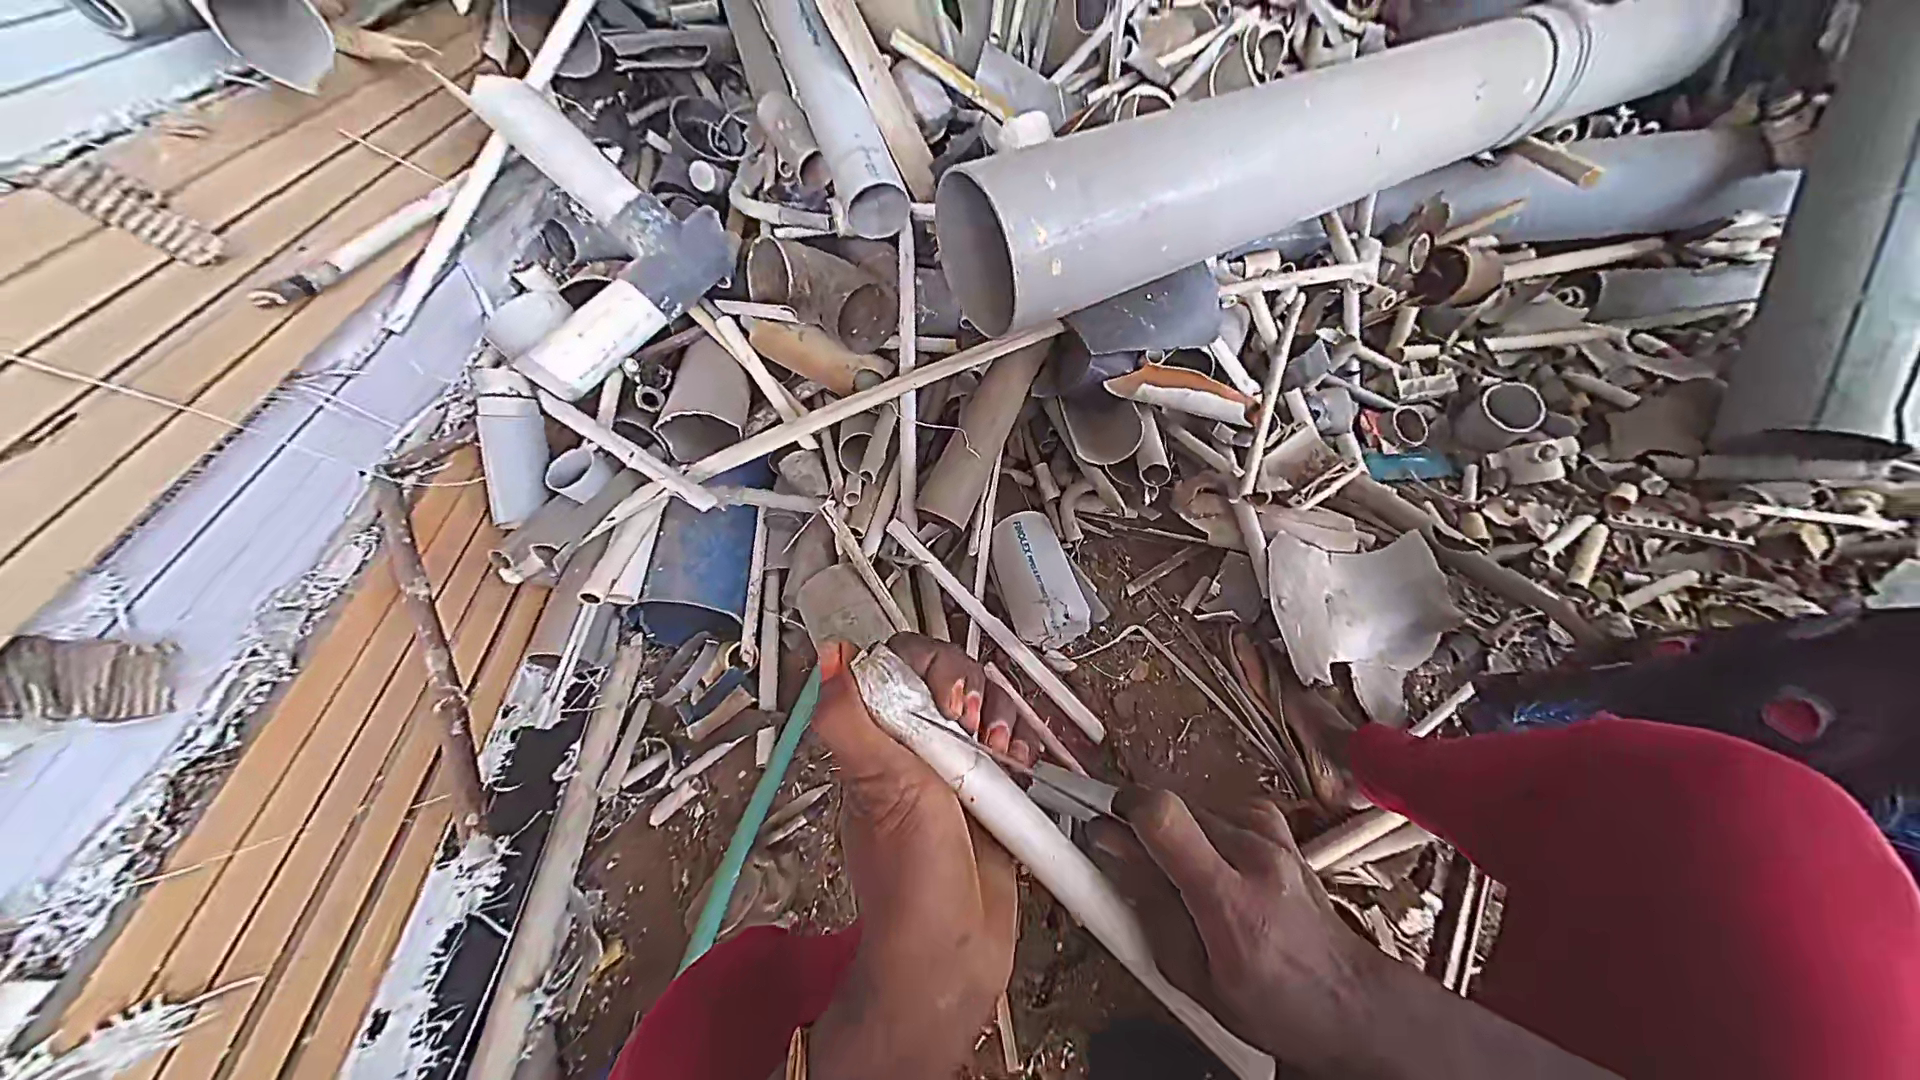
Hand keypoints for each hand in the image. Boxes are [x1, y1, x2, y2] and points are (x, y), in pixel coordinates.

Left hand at [805, 634, 1033, 1077]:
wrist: (955, 950)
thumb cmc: (908, 877)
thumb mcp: (878, 785)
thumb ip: (848, 720)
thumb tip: (826, 657)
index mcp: (883, 734)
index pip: (903, 662)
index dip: (931, 666)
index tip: (947, 699)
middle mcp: (919, 741)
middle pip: (953, 674)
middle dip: (974, 689)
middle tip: (973, 725)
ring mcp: (959, 763)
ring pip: (987, 704)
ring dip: (1004, 715)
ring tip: (1001, 747)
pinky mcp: (993, 786)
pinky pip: (1014, 742)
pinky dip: (1023, 744)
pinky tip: (1020, 764)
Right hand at [1088, 789, 1383, 1071]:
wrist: (1352, 1000)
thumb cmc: (1275, 1003)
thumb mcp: (1192, 975)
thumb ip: (1146, 906)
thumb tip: (1111, 848)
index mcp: (1229, 902)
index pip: (1164, 818)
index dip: (1124, 808)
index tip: (1105, 823)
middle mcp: (1254, 856)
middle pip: (1172, 806)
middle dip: (1143, 827)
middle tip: (1137, 861)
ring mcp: (1271, 836)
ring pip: (1193, 804)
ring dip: (1175, 830)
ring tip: (1185, 872)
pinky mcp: (1278, 826)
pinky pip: (1221, 805)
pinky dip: (1205, 825)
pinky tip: (1212, 855)